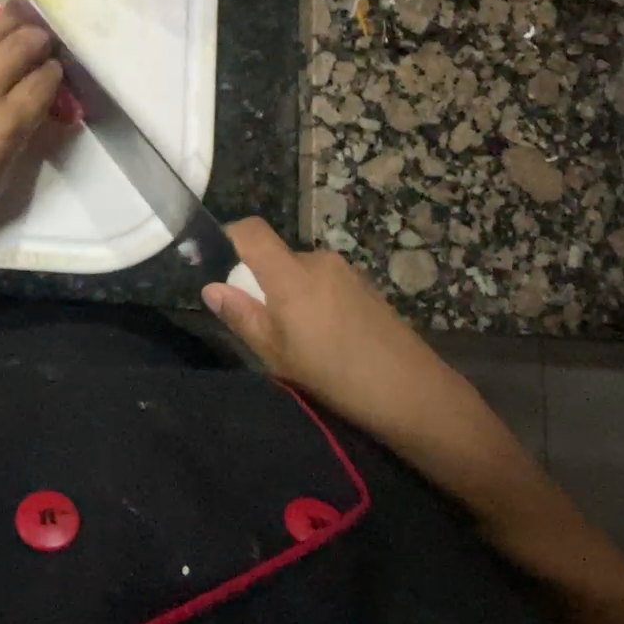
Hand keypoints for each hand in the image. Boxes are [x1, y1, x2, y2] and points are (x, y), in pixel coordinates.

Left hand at [0, 11, 62, 250]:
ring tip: (24, 24)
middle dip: (39, 41)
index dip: (55, 73)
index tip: (58, 69)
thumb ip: (22, 130)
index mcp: (0, 128)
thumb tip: (37, 100)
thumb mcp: (0, 172)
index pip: (40, 83)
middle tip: (47, 41)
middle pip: (18, 48)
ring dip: (12, 25)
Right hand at [202, 218, 466, 435]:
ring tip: (298, 339)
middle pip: (276, 255)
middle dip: (261, 280)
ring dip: (290, 294)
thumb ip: (241, 316)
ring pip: (301, 272)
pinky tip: (327, 340)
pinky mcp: (366, 288)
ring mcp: (346, 273)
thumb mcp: (276, 354)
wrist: (413, 393)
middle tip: (262, 323)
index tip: (218, 264)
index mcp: (291, 273)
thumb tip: (210, 288)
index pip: (251, 230)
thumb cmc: (334, 374)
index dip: (229, 237)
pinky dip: (315, 301)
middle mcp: (318, 261)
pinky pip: (325, 283)